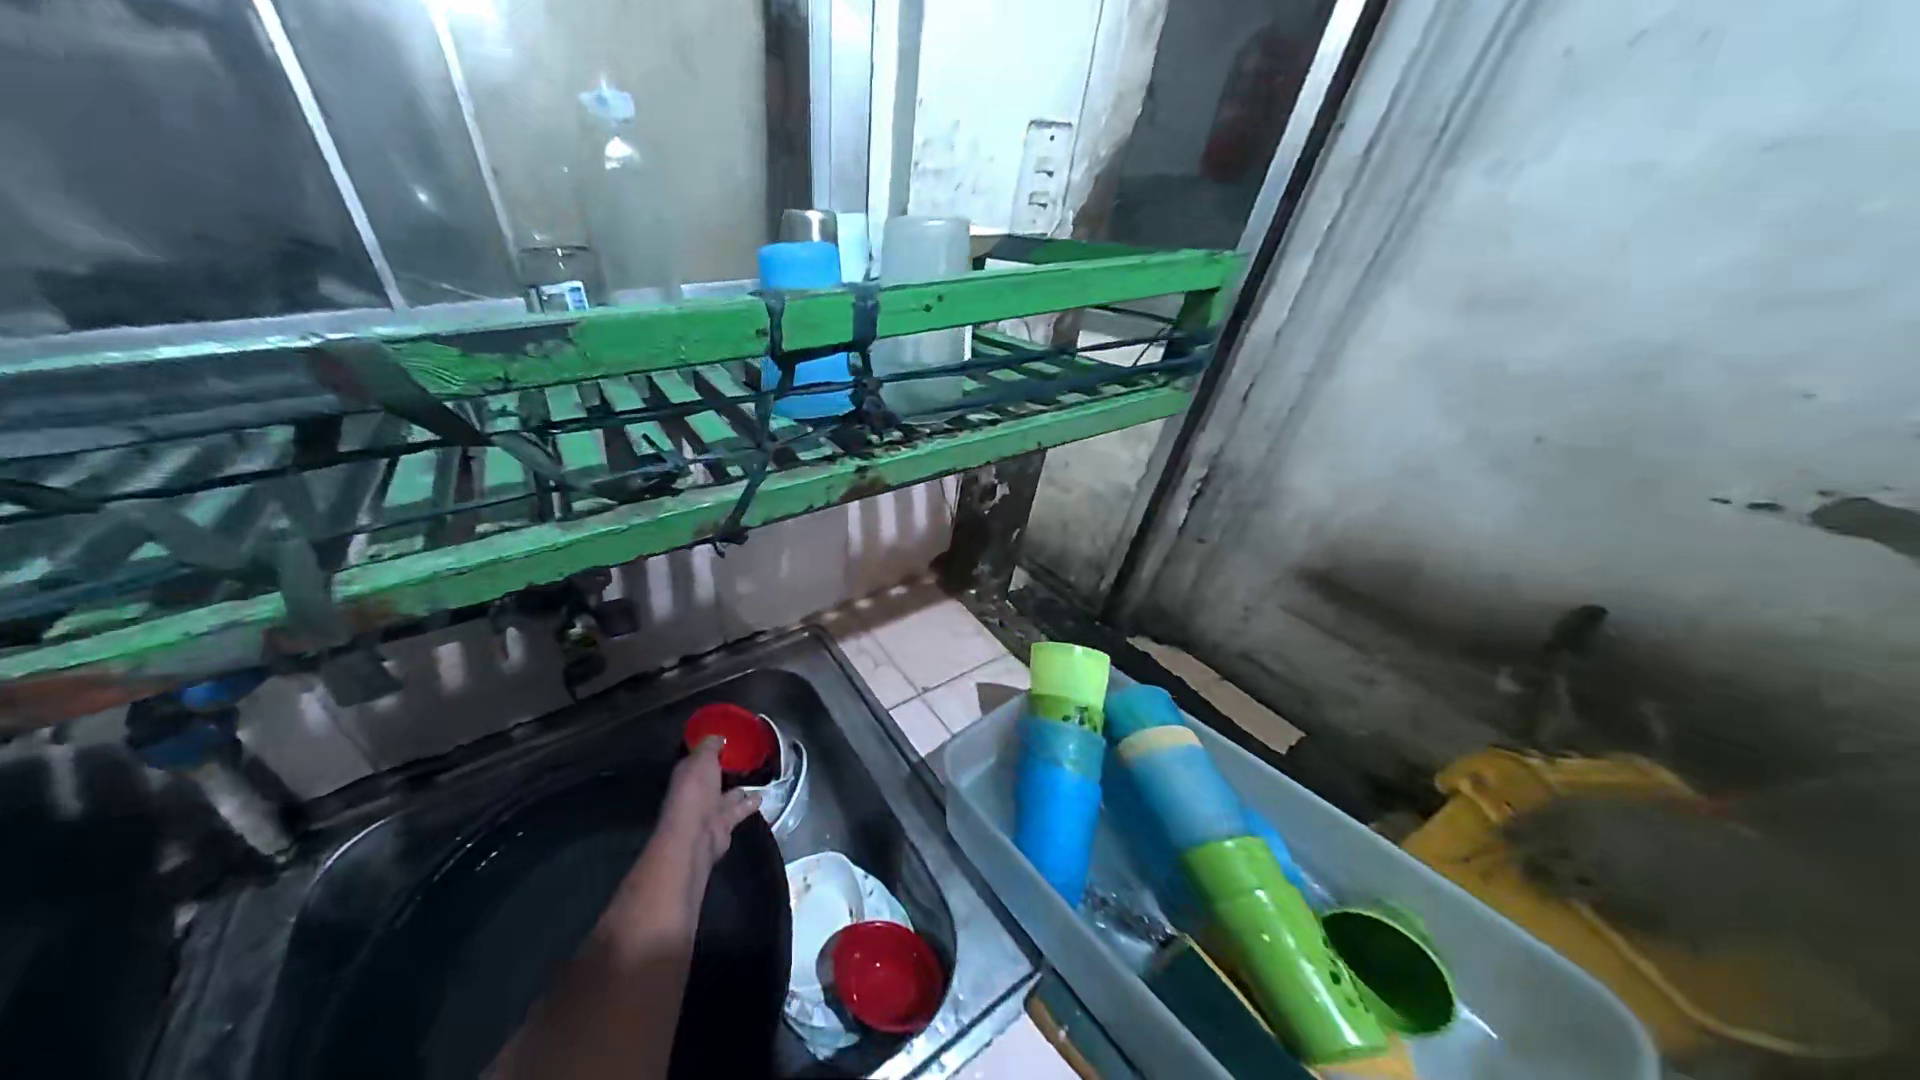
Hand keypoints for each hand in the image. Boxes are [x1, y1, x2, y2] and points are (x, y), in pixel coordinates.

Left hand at [659, 737, 761, 876]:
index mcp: (687, 774)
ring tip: (757, 776)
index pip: (699, 759)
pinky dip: (749, 803)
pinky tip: (762, 796)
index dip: (711, 749)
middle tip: (747, 757)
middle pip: (713, 778)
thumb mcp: (701, 760)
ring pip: (728, 795)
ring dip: (740, 788)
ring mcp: (710, 810)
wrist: (696, 835)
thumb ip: (710, 747)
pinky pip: (739, 810)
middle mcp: (697, 792)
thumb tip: (718, 737)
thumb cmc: (695, 792)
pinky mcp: (724, 824)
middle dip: (726, 769)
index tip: (729, 739)